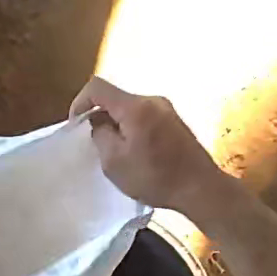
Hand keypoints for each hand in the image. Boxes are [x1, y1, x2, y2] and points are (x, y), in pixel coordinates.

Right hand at [70, 77, 237, 217]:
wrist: (200, 188)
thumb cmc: (154, 177)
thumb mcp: (114, 162)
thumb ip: (100, 135)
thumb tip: (98, 121)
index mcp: (135, 107)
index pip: (97, 87)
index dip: (80, 101)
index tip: (76, 124)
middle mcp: (152, 100)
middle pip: (115, 98)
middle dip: (99, 116)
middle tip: (94, 143)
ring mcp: (166, 109)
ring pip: (129, 108)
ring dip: (116, 124)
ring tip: (115, 151)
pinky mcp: (175, 121)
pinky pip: (144, 116)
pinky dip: (132, 128)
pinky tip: (135, 153)